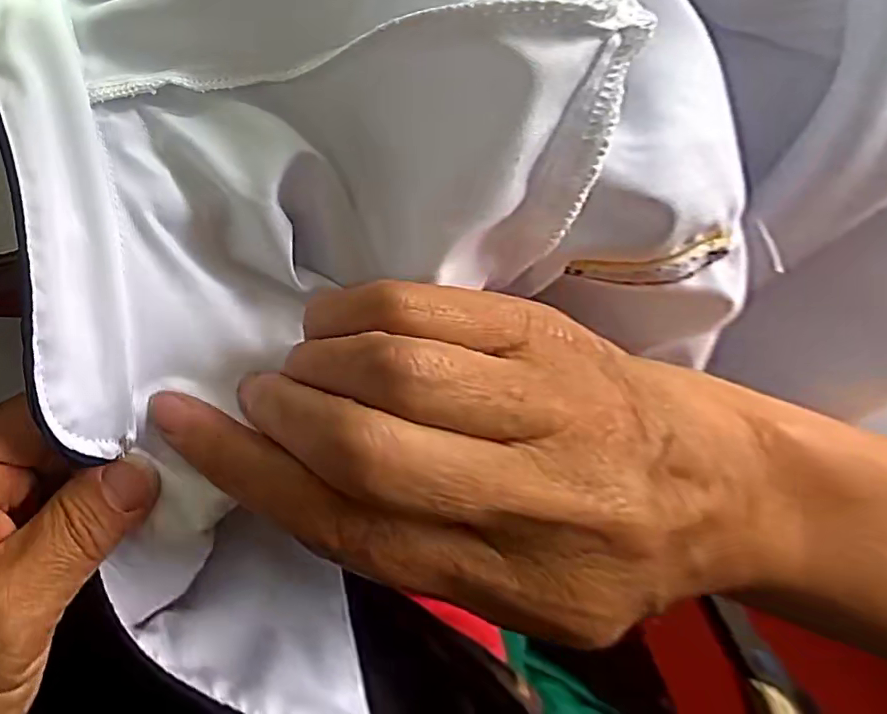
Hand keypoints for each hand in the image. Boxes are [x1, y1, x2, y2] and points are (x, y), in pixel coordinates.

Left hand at [0, 397, 160, 713]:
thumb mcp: (14, 604)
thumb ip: (76, 531)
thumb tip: (135, 472)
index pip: (34, 417)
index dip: (91, 421)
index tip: (146, 435)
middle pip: (51, 438)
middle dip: (104, 454)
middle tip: (160, 467)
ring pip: (62, 470)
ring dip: (104, 484)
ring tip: (151, 492)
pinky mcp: (12, 534)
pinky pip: (62, 502)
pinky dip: (95, 511)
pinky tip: (126, 518)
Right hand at [150, 280, 790, 647]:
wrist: (708, 480)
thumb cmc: (574, 539)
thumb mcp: (486, 581)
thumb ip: (376, 532)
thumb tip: (261, 454)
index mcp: (508, 580)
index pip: (343, 524)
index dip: (244, 467)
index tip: (178, 419)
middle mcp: (535, 500)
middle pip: (361, 446)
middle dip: (284, 410)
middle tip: (266, 395)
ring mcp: (547, 403)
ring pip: (385, 368)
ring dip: (315, 360)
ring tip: (310, 364)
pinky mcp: (538, 332)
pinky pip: (410, 306)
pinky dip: (346, 311)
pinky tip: (339, 326)